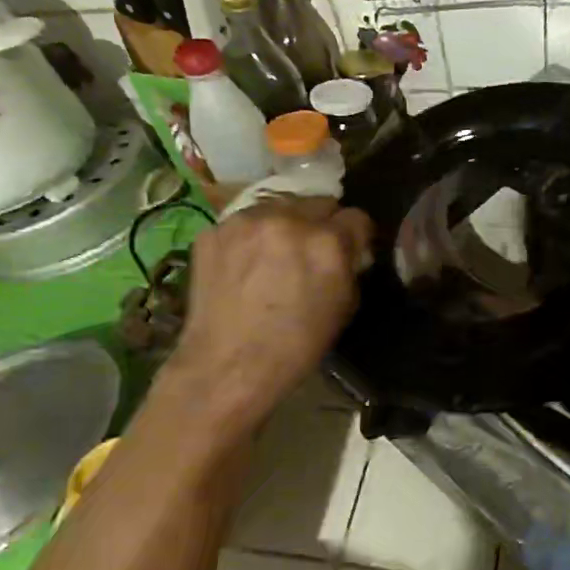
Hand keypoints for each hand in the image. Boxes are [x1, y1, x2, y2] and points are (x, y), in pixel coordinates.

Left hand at [161, 196, 373, 426]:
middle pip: (317, 203)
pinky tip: (242, 266)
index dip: (355, 236)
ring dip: (283, 225)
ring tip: (272, 257)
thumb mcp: (342, 310)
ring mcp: (245, 221)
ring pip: (278, 206)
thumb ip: (349, 268)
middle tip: (308, 252)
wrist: (227, 366)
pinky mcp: (214, 229)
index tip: (348, 249)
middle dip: (319, 225)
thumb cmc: (294, 348)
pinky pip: (243, 223)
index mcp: (327, 242)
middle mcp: (287, 219)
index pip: (355, 217)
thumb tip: (348, 251)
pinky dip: (249, 238)